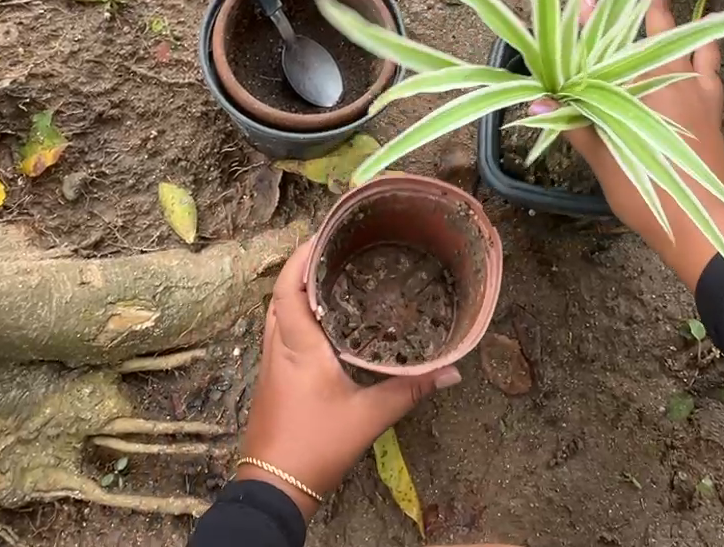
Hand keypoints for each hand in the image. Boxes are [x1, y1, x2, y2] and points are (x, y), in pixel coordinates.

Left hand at [236, 236, 460, 518]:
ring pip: (276, 313)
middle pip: (280, 294)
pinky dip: (295, 314)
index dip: (301, 257)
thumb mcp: (369, 416)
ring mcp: (270, 365)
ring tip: (329, 276)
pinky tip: (320, 322)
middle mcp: (278, 347)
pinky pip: (280, 332)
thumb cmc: (316, 445)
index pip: (289, 287)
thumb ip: (409, 389)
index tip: (322, 234)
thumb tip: (452, 371)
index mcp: (297, 345)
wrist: (273, 490)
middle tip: (333, 249)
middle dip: (301, 267)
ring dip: (296, 291)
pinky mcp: (272, 380)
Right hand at [534, 0, 723, 289]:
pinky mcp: (713, 108)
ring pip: (688, 45)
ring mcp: (695, 94)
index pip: (607, 51)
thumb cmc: (649, 193)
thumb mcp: (604, 162)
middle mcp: (668, 83)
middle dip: (647, 5)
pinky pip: (712, 70)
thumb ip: (575, 126)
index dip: (594, 24)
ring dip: (679, 20)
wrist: (700, 223)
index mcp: (636, 93)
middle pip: (651, 37)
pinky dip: (708, 53)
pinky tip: (707, 45)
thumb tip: (538, 103)